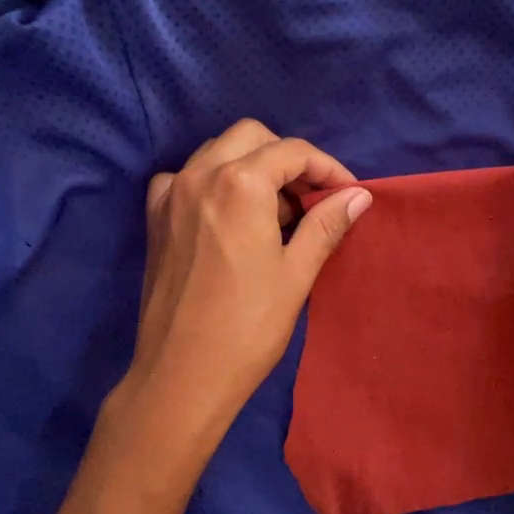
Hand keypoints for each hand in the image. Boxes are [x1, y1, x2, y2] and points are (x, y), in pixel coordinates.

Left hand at [118, 119, 371, 444]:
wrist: (181, 376)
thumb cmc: (247, 327)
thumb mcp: (296, 273)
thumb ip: (326, 223)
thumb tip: (359, 195)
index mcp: (239, 183)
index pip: (292, 152)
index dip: (327, 168)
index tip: (347, 194)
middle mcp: (200, 175)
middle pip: (252, 137)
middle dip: (287, 158)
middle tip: (311, 198)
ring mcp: (170, 194)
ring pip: (217, 151)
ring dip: (251, 166)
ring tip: (275, 212)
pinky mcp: (154, 217)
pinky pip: (184, 177)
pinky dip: (211, 182)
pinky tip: (227, 216)